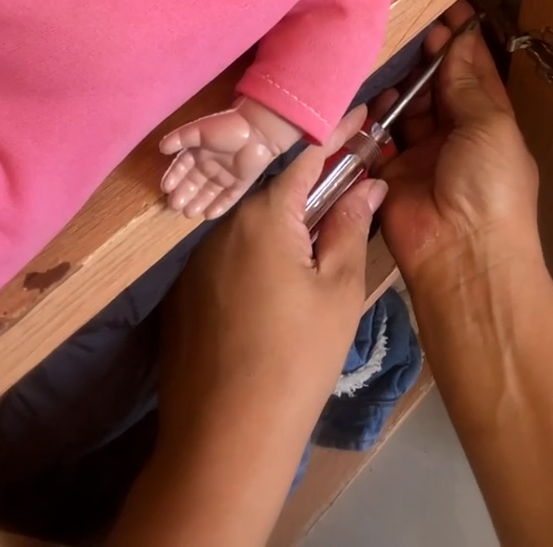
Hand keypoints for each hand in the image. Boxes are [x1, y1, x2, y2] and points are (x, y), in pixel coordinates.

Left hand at [157, 107, 385, 446]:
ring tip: (321, 256)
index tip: (362, 114)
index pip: (307, 157)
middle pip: (279, 193)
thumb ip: (350, 226)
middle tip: (354, 193)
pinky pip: (234, 258)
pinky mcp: (186, 295)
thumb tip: (367, 184)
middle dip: (317, 189)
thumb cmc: (298, 358)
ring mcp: (199, 262)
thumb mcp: (339, 289)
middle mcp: (224, 227)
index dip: (338, 134)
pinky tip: (280, 295)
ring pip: (256, 229)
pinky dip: (262, 258)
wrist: (226, 438)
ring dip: (289, 228)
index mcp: (264, 217)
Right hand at [159, 98, 302, 218]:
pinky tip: (209, 216)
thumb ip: (180, 138)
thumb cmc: (226, 128)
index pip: (183, 166)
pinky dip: (220, 206)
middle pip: (194, 182)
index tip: (165, 188)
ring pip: (209, 192)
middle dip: (184, 194)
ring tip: (188, 214)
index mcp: (200, 151)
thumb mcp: (199, 130)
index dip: (174, 176)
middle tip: (174, 206)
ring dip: (199, 202)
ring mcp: (227, 175)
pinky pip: (229, 197)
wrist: (258, 131)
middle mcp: (211, 164)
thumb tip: (161, 148)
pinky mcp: (241, 183)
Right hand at [377, 1, 543, 296]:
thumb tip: (458, 43)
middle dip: (428, 58)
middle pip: (439, 86)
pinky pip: (378, 137)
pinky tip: (369, 96)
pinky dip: (373, 118)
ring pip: (406, 108)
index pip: (477, 72)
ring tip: (387, 57)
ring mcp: (422, 154)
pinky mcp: (389, 172)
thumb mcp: (490, 126)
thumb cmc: (490, 185)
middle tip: (412, 27)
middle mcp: (456, 134)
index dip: (465, 41)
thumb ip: (467, 84)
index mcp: (490, 123)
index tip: (451, 8)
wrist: (461, 255)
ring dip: (399, 85)